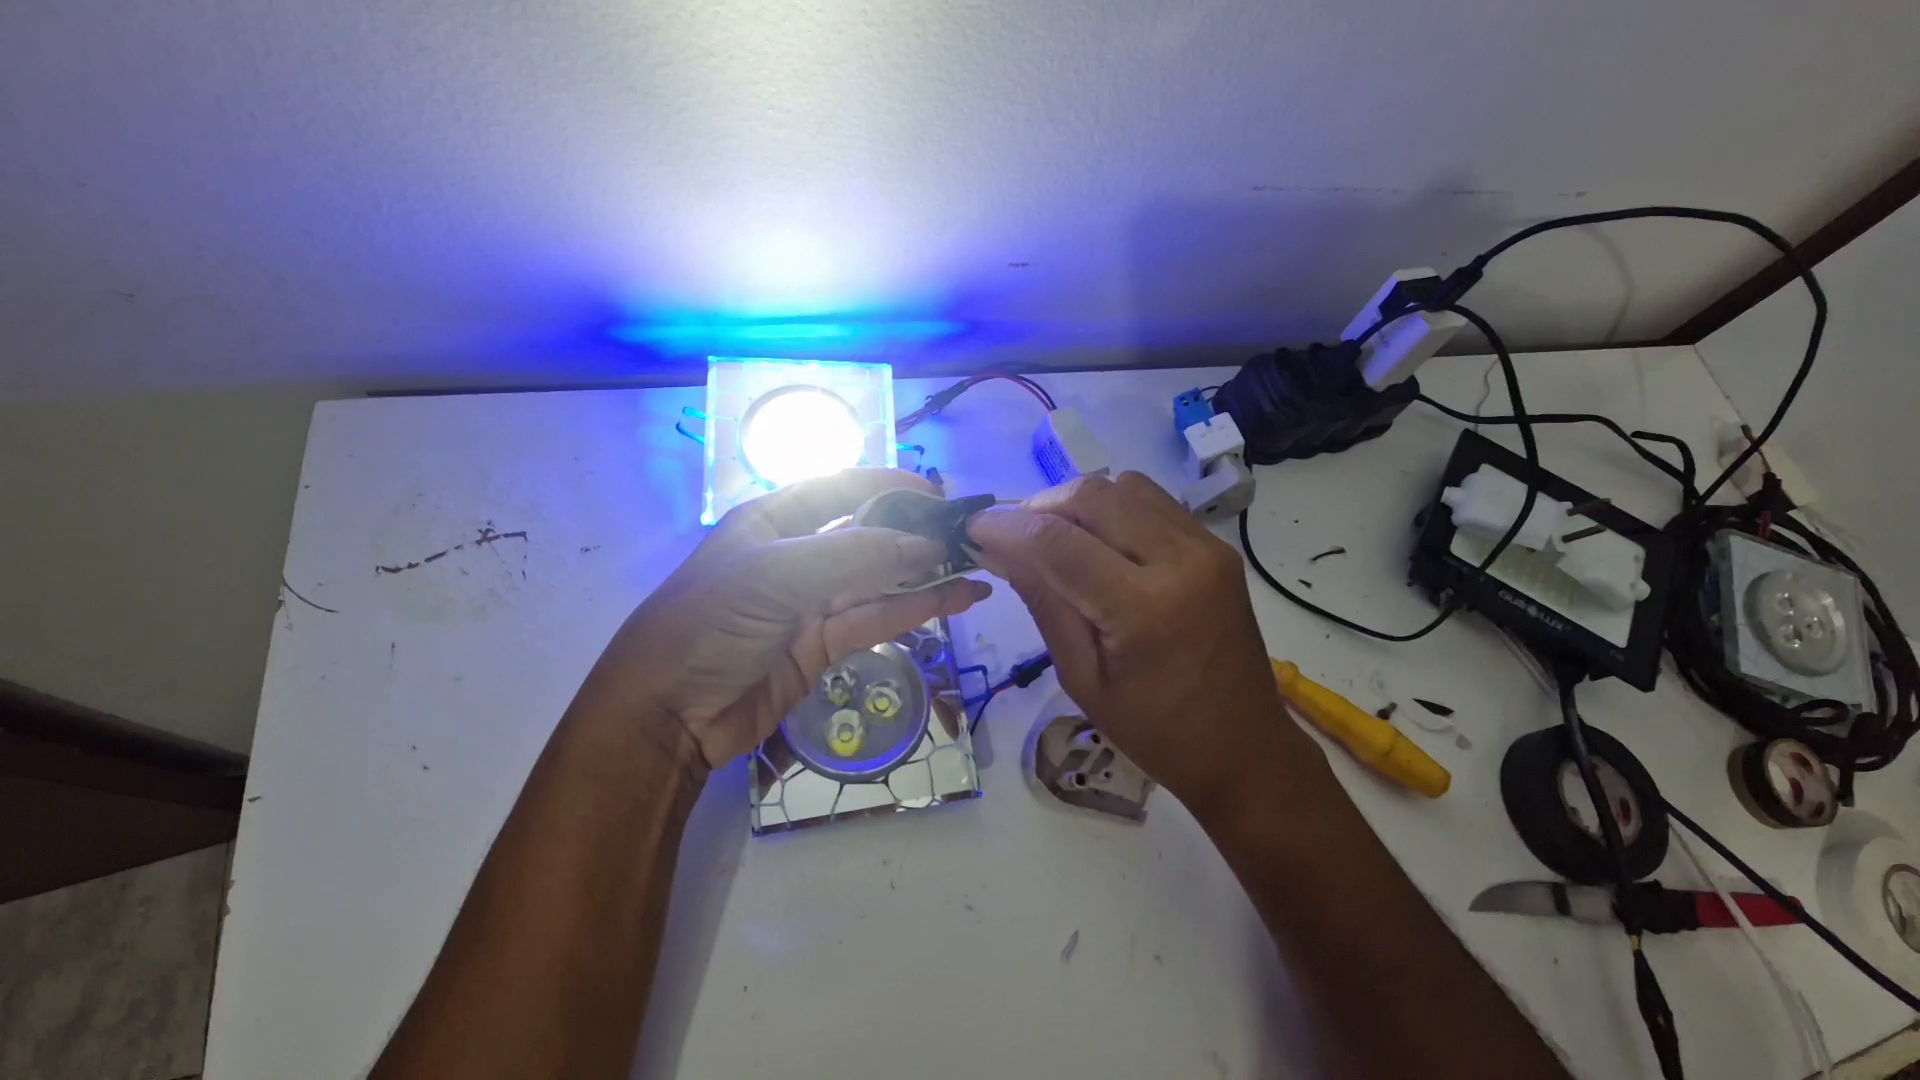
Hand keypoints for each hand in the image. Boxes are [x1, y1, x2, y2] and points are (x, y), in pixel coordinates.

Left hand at [578, 469, 990, 773]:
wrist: (666, 715)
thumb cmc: (708, 625)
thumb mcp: (774, 576)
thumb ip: (852, 557)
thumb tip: (924, 545)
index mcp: (771, 521)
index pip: (839, 488)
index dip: (888, 486)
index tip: (938, 495)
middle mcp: (794, 556)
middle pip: (865, 535)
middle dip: (914, 534)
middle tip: (968, 536)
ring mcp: (809, 603)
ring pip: (878, 580)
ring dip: (925, 575)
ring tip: (977, 570)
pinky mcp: (822, 646)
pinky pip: (875, 620)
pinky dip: (914, 610)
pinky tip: (955, 601)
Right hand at [968, 472, 1321, 808]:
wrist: (1243, 746)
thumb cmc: (1154, 731)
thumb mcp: (1083, 678)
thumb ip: (1043, 603)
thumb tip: (998, 550)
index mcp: (1142, 609)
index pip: (1057, 542)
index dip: (1006, 527)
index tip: (974, 530)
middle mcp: (1180, 561)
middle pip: (1092, 496)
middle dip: (1039, 505)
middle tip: (1010, 535)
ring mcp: (1205, 547)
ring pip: (1124, 486)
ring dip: (1077, 501)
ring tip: (1052, 536)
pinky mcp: (1216, 546)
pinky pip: (1153, 501)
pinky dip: (1113, 507)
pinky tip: (1096, 540)